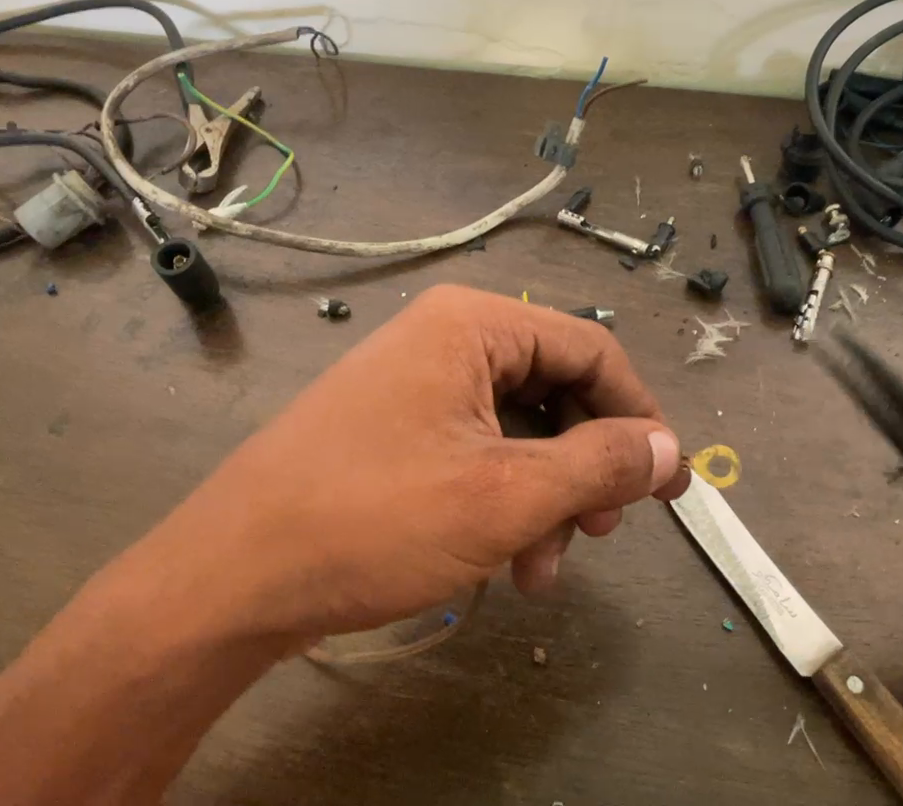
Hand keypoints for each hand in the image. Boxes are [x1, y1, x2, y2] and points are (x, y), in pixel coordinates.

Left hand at [97, 284, 688, 648]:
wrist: (231, 578)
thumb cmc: (375, 520)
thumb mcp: (506, 496)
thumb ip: (599, 465)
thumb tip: (669, 448)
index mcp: (473, 325)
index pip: (590, 349)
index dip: (640, 414)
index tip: (671, 481)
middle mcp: (446, 339)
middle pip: (555, 390)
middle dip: (586, 467)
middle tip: (602, 533)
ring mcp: (416, 385)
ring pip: (517, 432)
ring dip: (545, 500)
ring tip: (541, 571)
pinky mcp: (395, 430)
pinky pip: (476, 453)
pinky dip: (503, 504)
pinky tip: (503, 564)